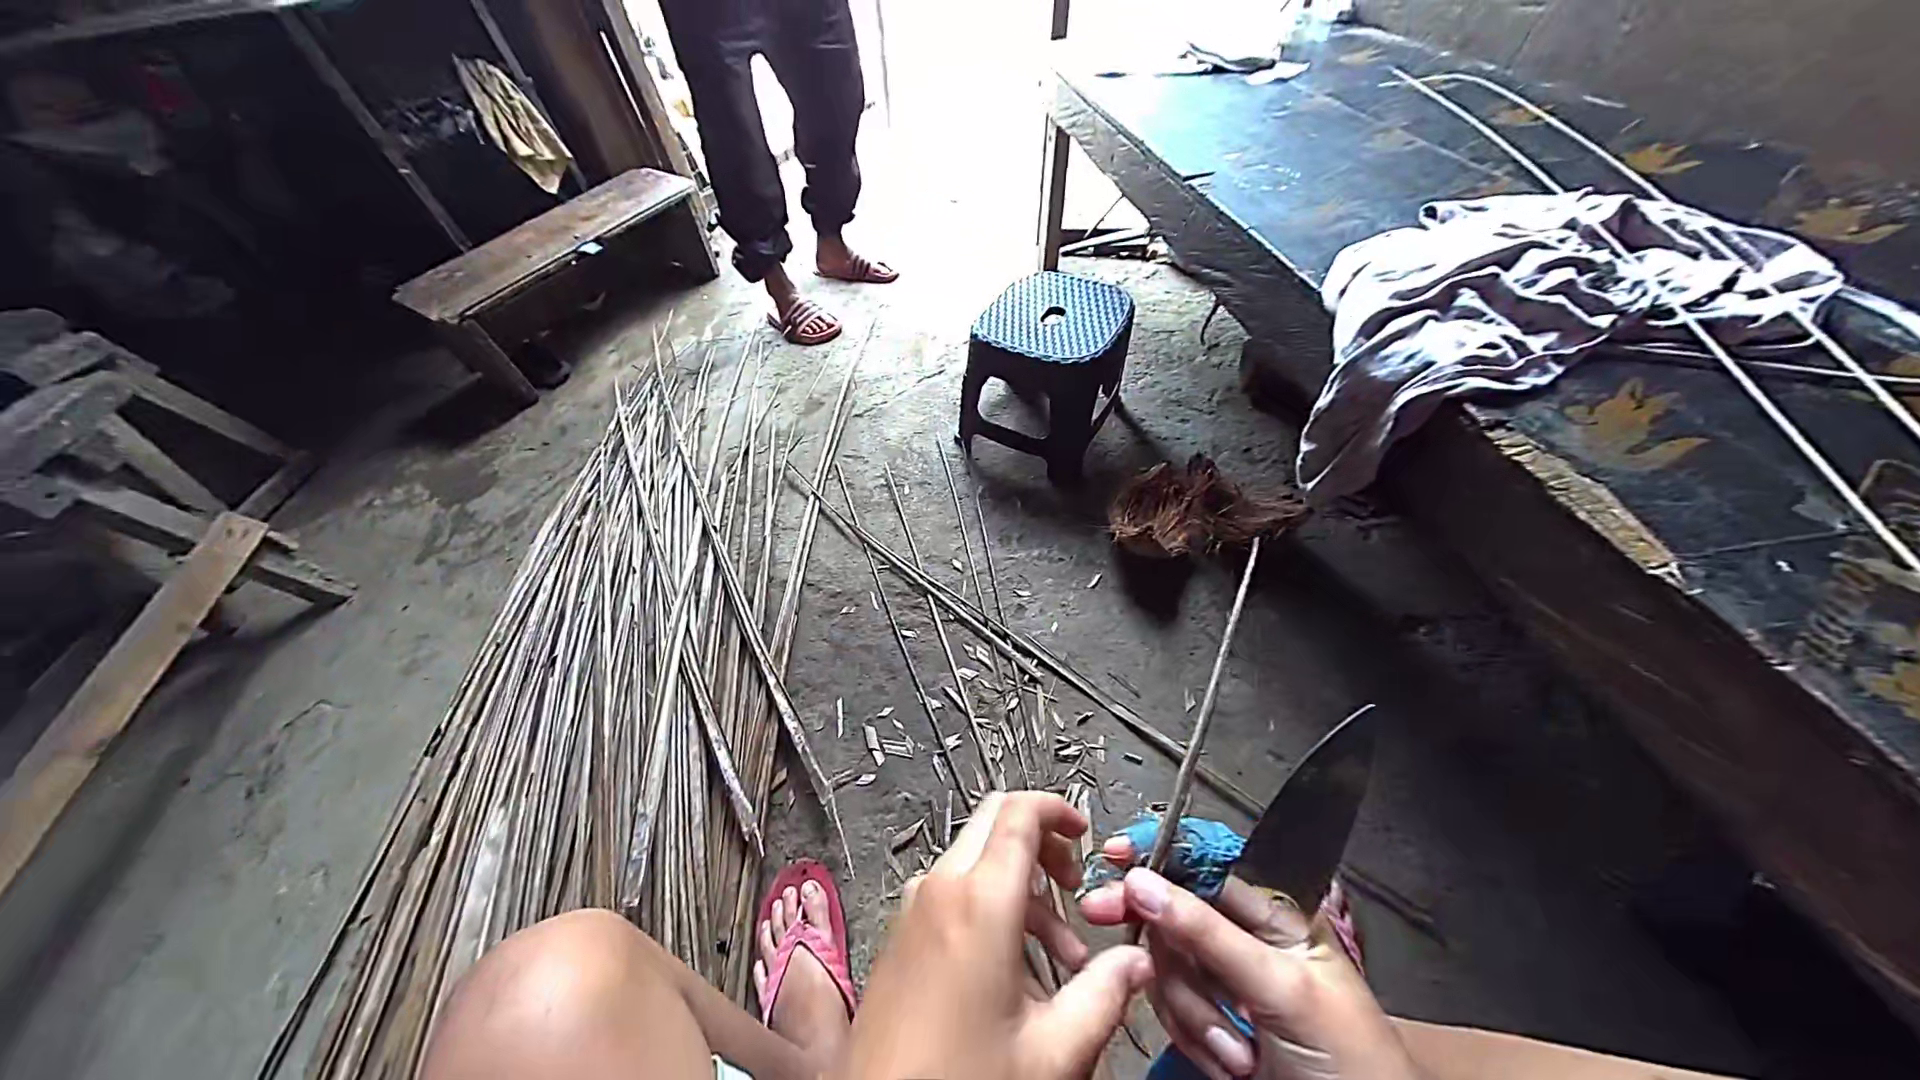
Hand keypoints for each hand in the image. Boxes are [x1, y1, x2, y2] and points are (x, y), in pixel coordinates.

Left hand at [840, 792, 1152, 1079]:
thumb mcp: (1051, 1050)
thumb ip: (1104, 995)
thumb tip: (1135, 964)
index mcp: (979, 901)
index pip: (1020, 812)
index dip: (1057, 810)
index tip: (1080, 831)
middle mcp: (940, 891)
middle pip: (996, 824)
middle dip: (1042, 844)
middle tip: (1072, 883)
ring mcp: (915, 908)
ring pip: (976, 860)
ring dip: (1021, 886)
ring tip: (1057, 952)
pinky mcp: (904, 932)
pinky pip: (953, 891)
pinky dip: (990, 904)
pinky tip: (1014, 967)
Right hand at [1081, 848, 1416, 1079]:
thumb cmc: (1353, 1062)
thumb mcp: (1281, 988)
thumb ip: (1209, 931)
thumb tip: (1142, 882)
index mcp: (1270, 909)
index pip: (1201, 862)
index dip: (1156, 852)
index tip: (1115, 854)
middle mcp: (1241, 934)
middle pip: (1171, 908)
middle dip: (1155, 933)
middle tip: (1100, 914)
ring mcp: (1221, 977)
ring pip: (1164, 960)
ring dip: (1191, 1009)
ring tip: (1237, 1050)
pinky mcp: (1206, 1016)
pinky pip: (1166, 1002)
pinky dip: (1190, 1034)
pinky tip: (1230, 1063)